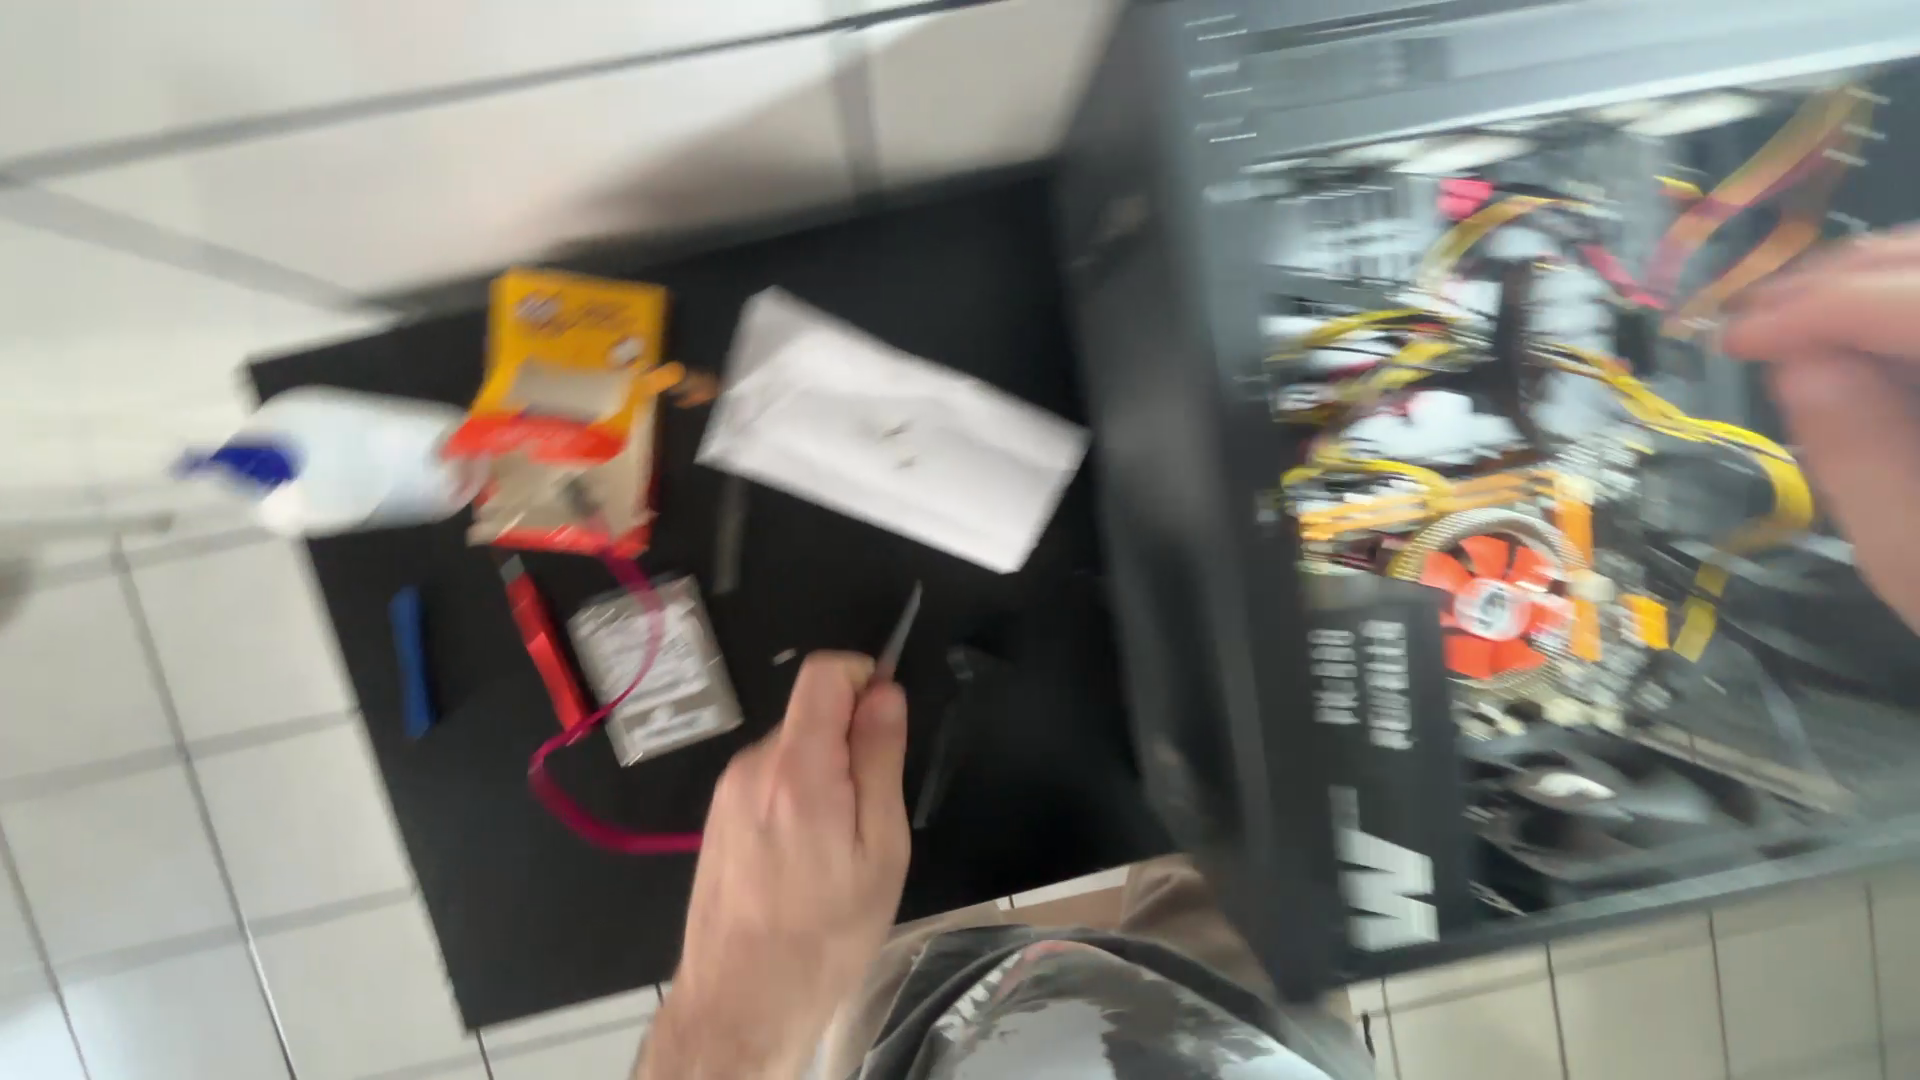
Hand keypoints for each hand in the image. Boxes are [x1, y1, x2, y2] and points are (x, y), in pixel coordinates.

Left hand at [639, 652, 909, 1079]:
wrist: (740, 1004)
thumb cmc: (827, 932)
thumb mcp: (879, 847)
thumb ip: (880, 759)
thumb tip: (885, 692)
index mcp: (797, 767)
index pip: (824, 672)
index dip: (863, 676)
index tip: (887, 718)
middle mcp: (753, 764)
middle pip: (812, 711)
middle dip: (850, 738)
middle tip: (870, 808)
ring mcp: (729, 789)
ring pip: (795, 747)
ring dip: (826, 770)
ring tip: (838, 842)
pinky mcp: (719, 813)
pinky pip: (771, 776)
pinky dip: (799, 792)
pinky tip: (806, 854)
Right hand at [1721, 226, 1919, 629]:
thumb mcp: (1912, 553)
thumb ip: (1857, 452)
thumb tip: (1794, 363)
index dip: (1826, 310)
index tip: (1733, 340)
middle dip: (1854, 278)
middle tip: (1755, 315)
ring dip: (1887, 281)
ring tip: (1799, 316)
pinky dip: (1912, 310)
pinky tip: (1862, 333)